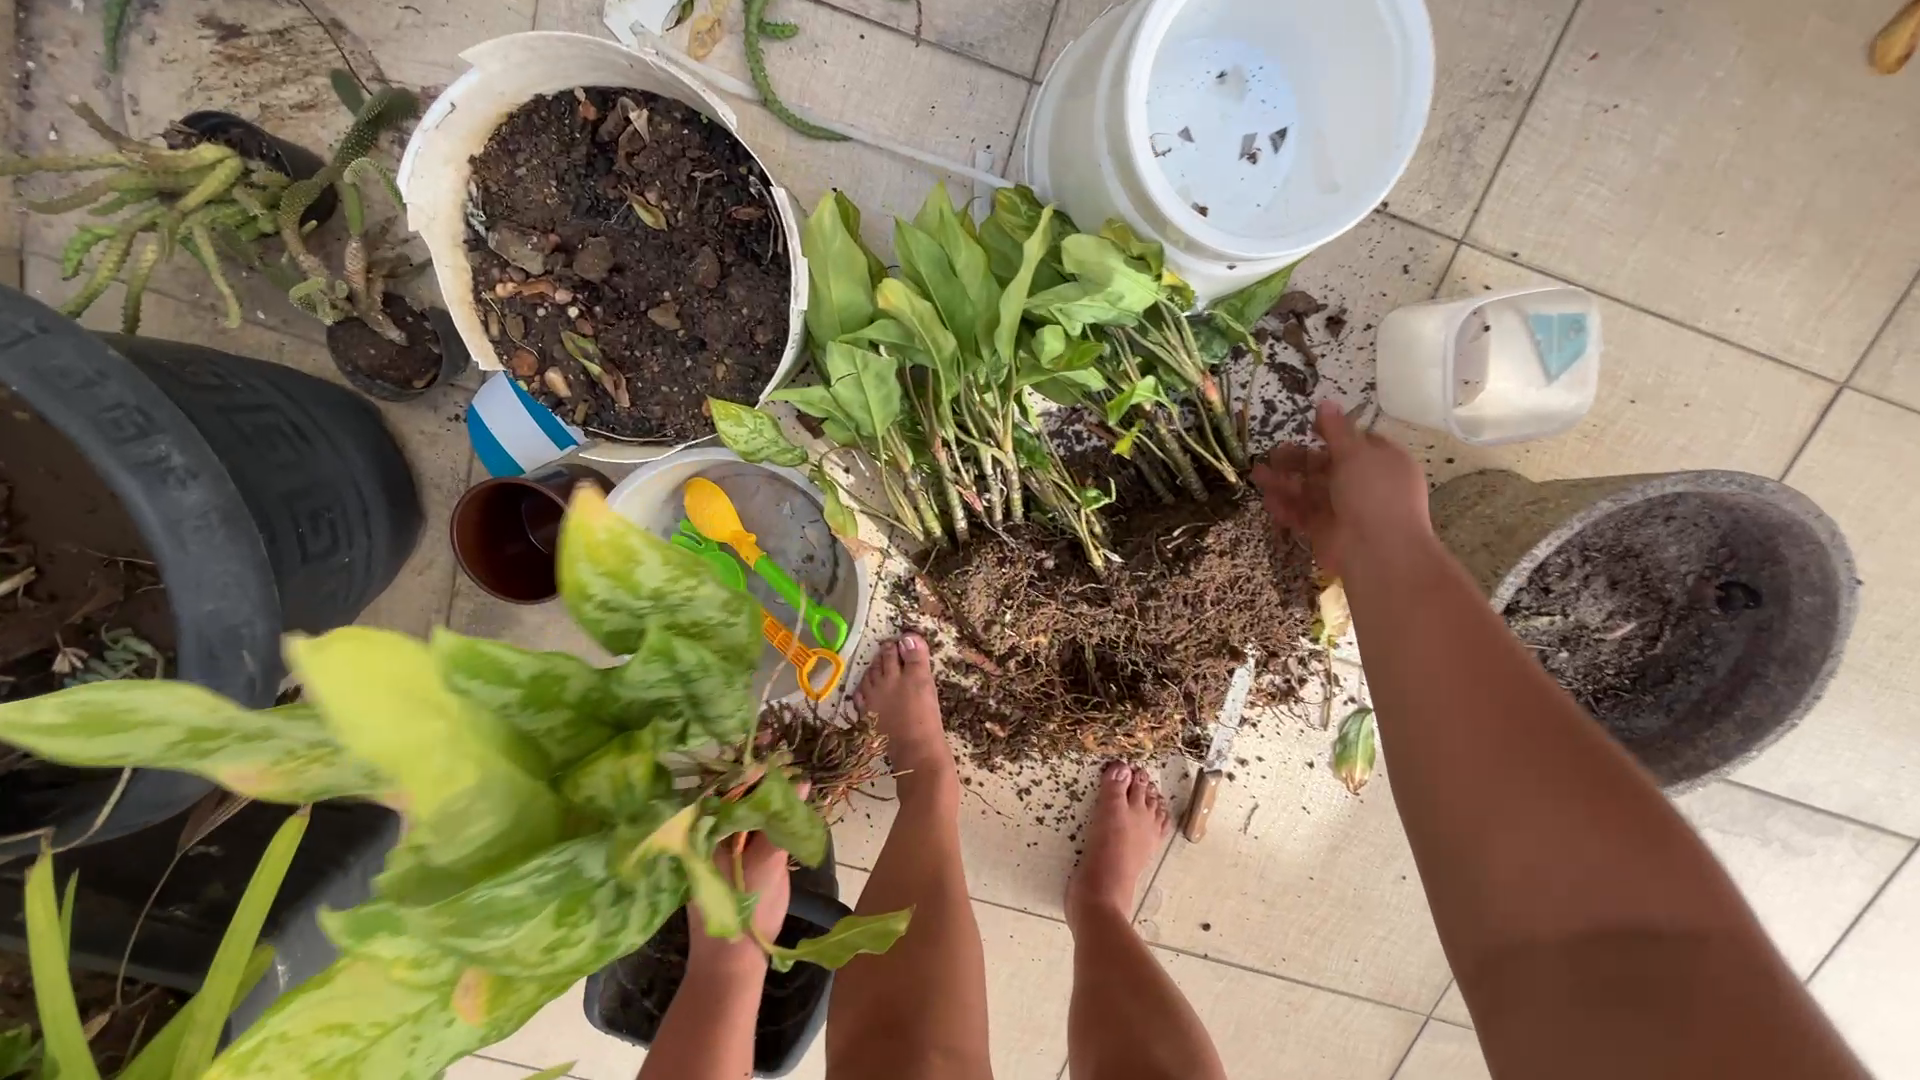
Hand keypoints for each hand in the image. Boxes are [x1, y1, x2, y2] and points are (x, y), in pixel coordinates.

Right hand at [1251, 400, 1431, 577]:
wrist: (1379, 551)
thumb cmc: (1374, 493)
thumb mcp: (1356, 454)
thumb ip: (1337, 430)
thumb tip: (1325, 403)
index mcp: (1382, 463)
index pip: (1356, 444)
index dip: (1331, 435)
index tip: (1306, 429)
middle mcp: (1365, 485)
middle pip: (1326, 468)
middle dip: (1298, 461)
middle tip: (1272, 455)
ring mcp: (1345, 511)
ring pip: (1311, 492)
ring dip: (1284, 483)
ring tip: (1257, 475)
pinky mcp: (1327, 532)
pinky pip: (1304, 515)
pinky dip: (1286, 508)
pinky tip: (1267, 500)